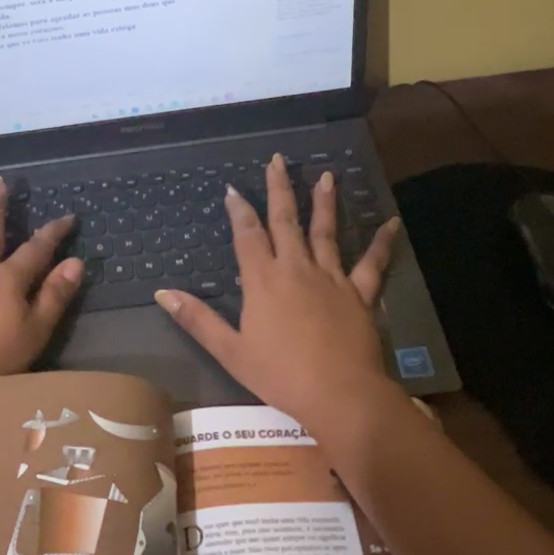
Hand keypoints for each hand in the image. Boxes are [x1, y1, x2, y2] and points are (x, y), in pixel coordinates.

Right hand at [154, 155, 405, 429]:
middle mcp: (296, 268)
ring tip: (326, 176)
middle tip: (278, 161)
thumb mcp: (230, 351)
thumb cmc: (280, 375)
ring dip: (324, 203)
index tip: (233, 188)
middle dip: (280, 189)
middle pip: (286, 221)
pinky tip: (390, 223)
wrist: (339, 393)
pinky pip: (371, 263)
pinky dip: (381, 242)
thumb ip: (197, 320)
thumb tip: (163, 293)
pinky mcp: (359, 293)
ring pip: (326, 232)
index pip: (248, 235)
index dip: (238, 210)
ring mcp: (331, 278)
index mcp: (263, 281)